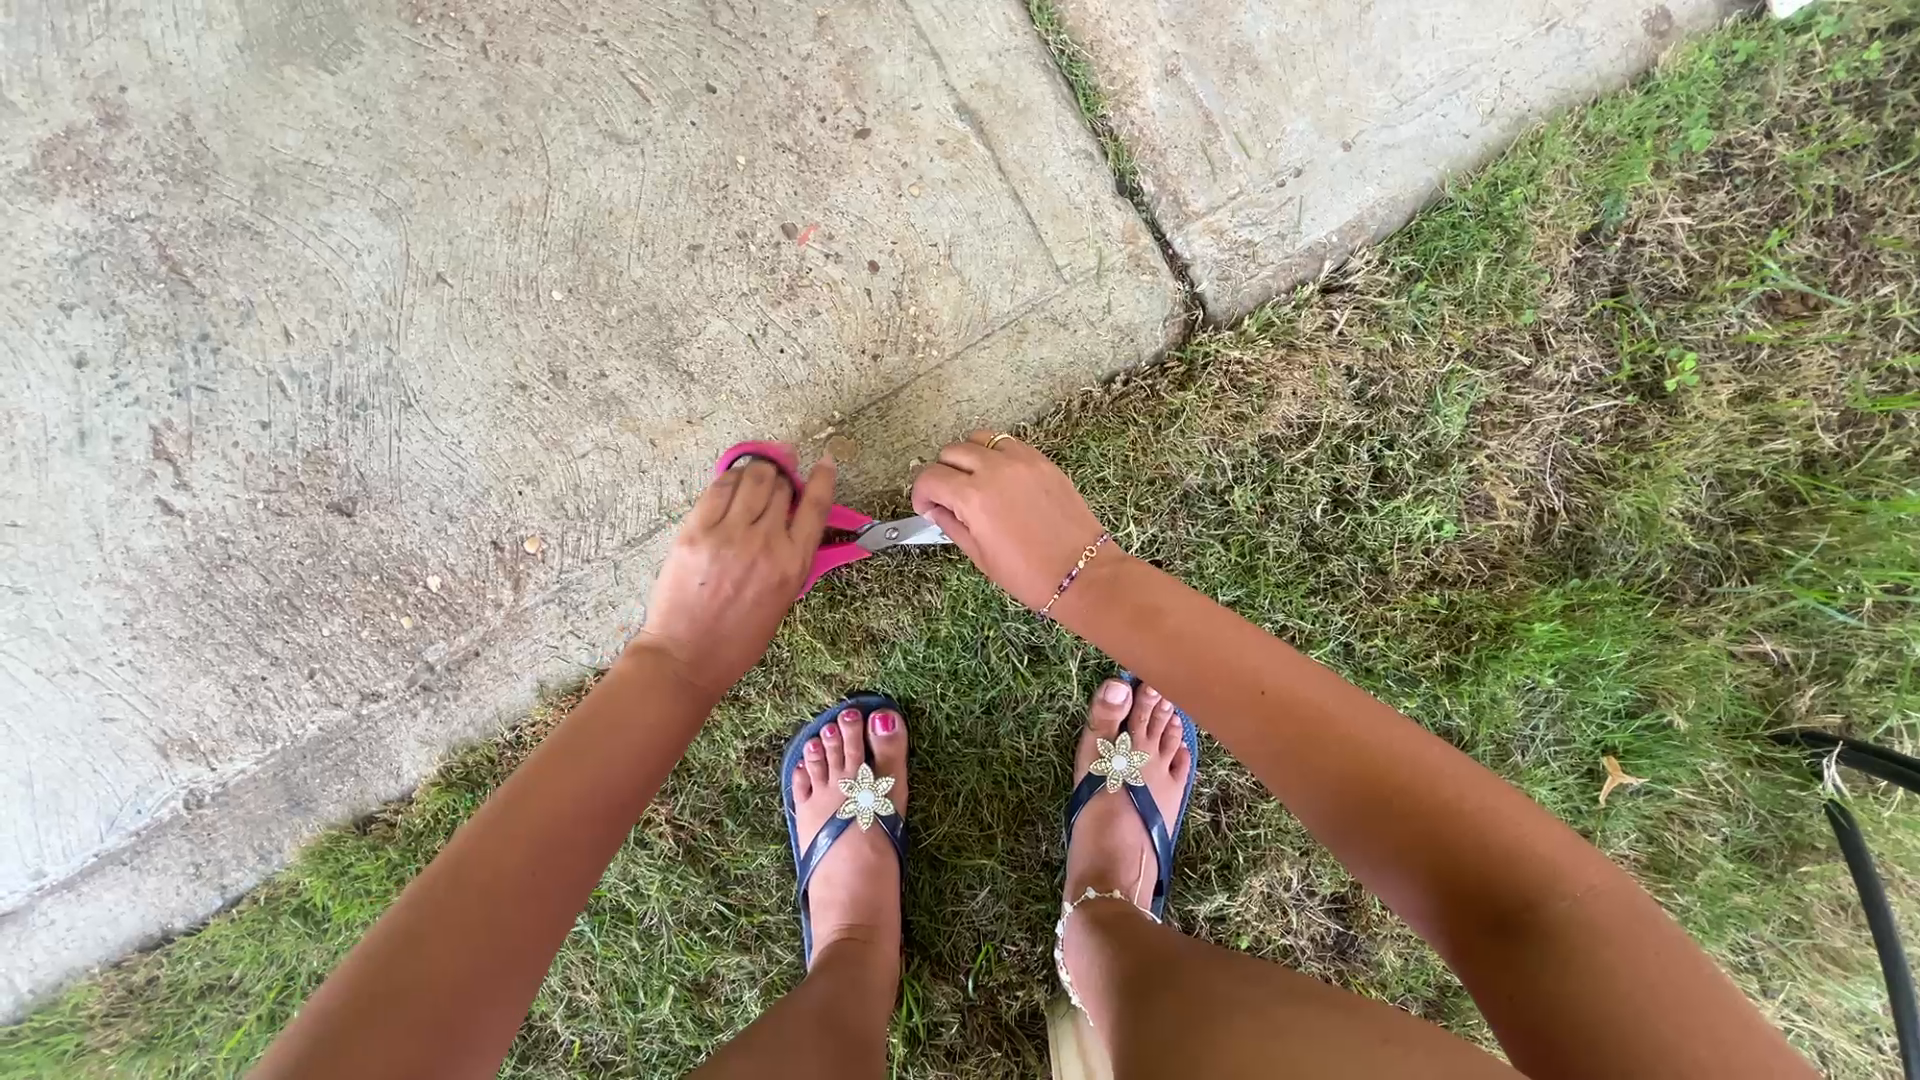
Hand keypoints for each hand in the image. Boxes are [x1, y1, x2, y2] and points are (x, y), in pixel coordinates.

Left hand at [635, 454, 835, 697]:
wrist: (687, 656)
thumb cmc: (737, 639)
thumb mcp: (783, 600)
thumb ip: (790, 558)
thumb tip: (789, 521)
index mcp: (793, 564)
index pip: (816, 505)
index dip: (822, 477)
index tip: (824, 461)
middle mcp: (766, 543)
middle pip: (781, 485)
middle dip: (781, 477)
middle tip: (775, 479)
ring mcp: (729, 534)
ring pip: (753, 478)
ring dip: (757, 471)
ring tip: (752, 477)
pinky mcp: (696, 531)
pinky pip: (719, 488)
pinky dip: (729, 479)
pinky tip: (730, 484)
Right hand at [911, 431, 1106, 608]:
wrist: (1081, 572)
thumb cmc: (1029, 574)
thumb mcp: (980, 555)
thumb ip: (952, 524)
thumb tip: (935, 509)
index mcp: (973, 497)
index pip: (930, 477)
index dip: (920, 493)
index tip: (926, 507)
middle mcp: (995, 469)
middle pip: (951, 452)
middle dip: (942, 473)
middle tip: (947, 497)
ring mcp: (1022, 461)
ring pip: (980, 439)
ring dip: (968, 456)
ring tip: (973, 481)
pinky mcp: (1043, 461)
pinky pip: (1009, 443)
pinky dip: (996, 453)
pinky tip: (1000, 478)